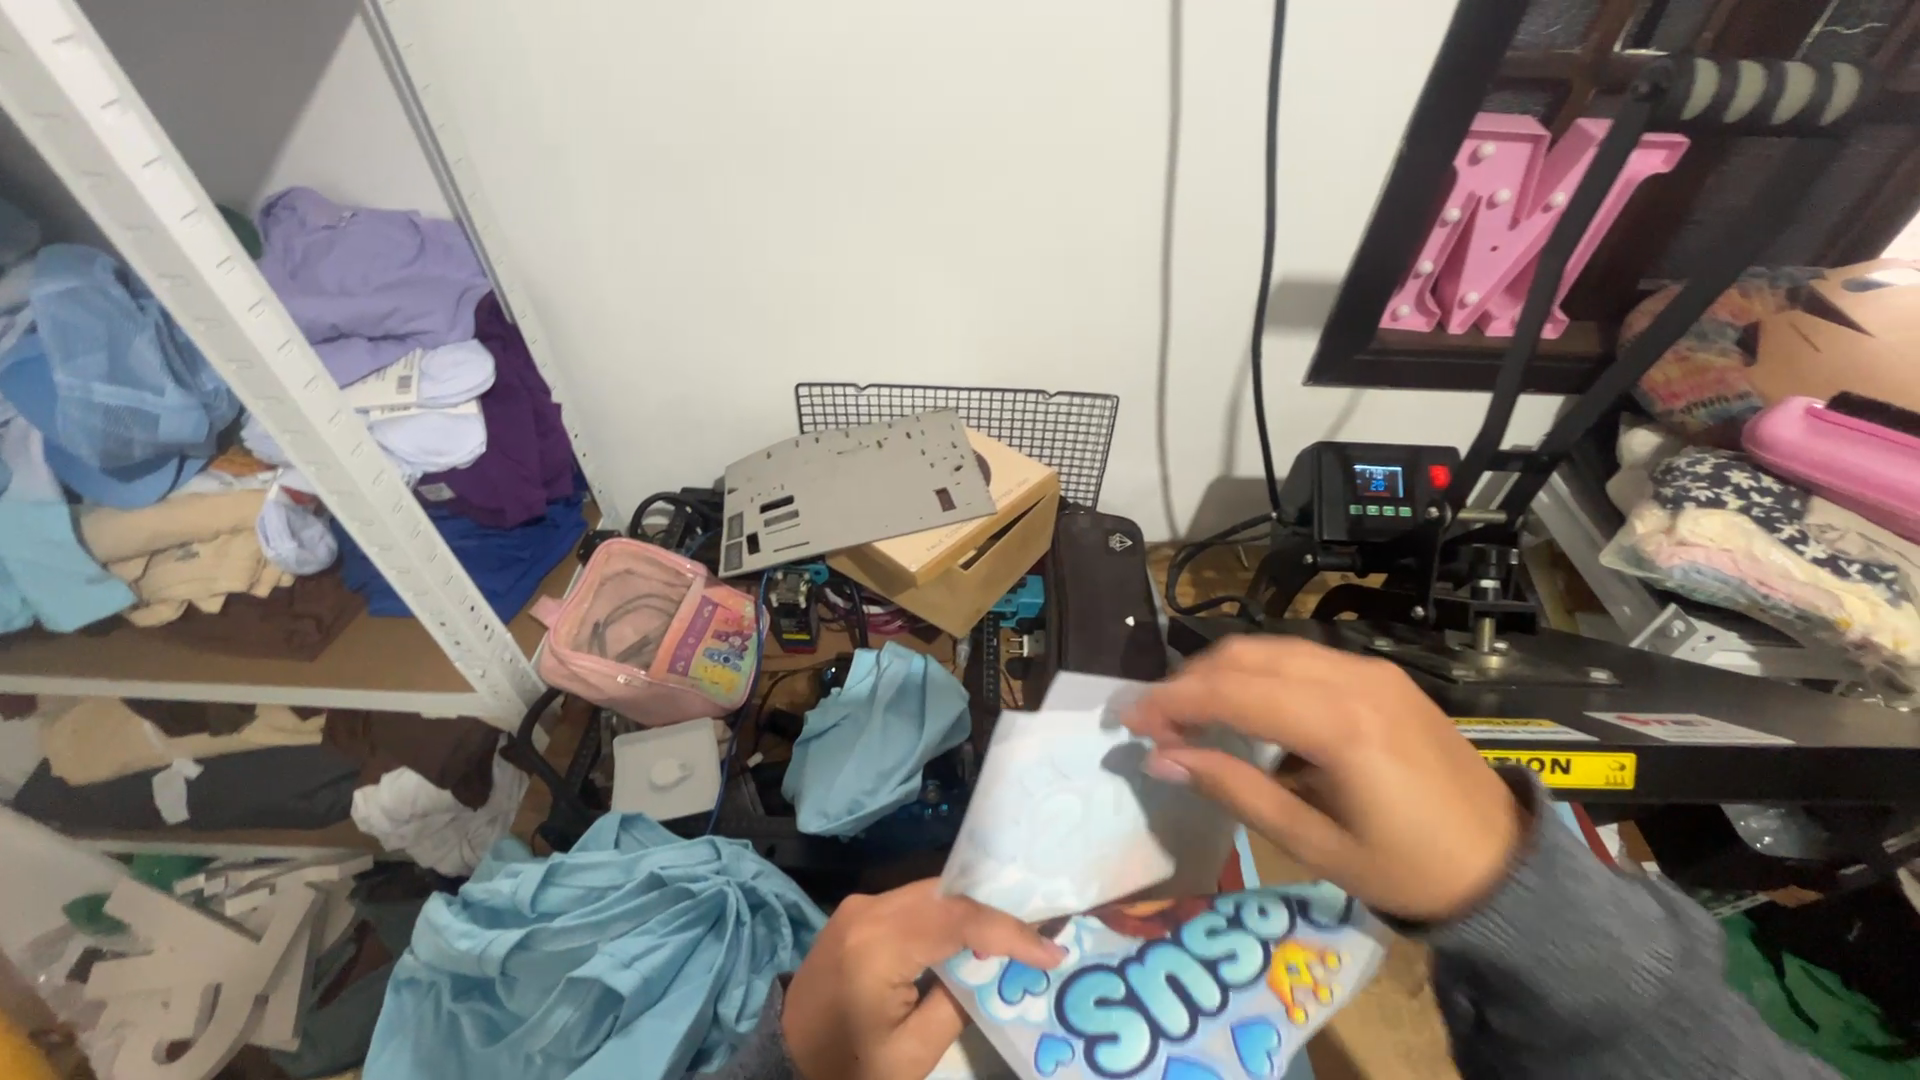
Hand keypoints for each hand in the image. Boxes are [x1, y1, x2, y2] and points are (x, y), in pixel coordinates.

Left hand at [783, 879, 1065, 1079]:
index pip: (958, 919)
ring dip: (970, 912)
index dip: (1010, 932)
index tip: (1052, 951)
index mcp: (879, 943)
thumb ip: (959, 1001)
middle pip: (945, 896)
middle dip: (994, 913)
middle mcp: (867, 909)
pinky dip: (943, 916)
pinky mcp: (855, 913)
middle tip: (1039, 936)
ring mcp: (858, 906)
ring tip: (1012, 937)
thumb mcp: (912, 1052)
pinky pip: (911, 903)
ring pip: (930, 893)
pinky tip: (968, 937)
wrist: (784, 1067)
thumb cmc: (849, 1068)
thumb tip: (994, 966)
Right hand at [1123, 635, 1523, 922]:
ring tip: (1186, 712)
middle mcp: (1355, 679)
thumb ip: (1234, 789)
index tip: (1129, 720)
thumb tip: (1162, 759)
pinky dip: (1255, 672)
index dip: (1172, 701)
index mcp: (1342, 726)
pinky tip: (1240, 704)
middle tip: (1152, 719)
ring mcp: (1371, 670)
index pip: (1233, 691)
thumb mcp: (1313, 844)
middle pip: (1245, 656)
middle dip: (1188, 681)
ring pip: (1269, 648)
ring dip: (1218, 672)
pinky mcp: (1380, 675)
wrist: (1504, 867)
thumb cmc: (1406, 868)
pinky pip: (1299, 657)